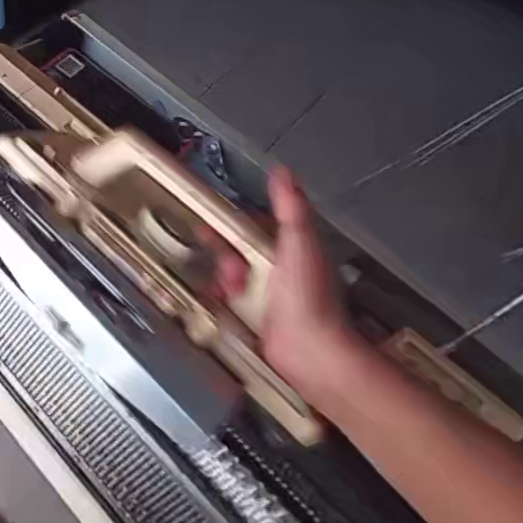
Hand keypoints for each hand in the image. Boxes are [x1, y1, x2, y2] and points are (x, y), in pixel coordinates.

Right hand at [214, 167, 381, 408]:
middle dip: (224, 252)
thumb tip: (283, 173)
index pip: (254, 222)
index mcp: (291, 245)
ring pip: (230, 273)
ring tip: (232, 287)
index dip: (232, 219)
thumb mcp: (299, 241)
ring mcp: (267, 292)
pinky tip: (223, 300)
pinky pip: (229, 298)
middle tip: (227, 264)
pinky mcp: (255, 314)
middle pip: (237, 248)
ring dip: (223, 277)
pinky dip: (221, 297)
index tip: (212, 216)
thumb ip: (290, 206)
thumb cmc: (310, 298)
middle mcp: (279, 267)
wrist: (309, 349)